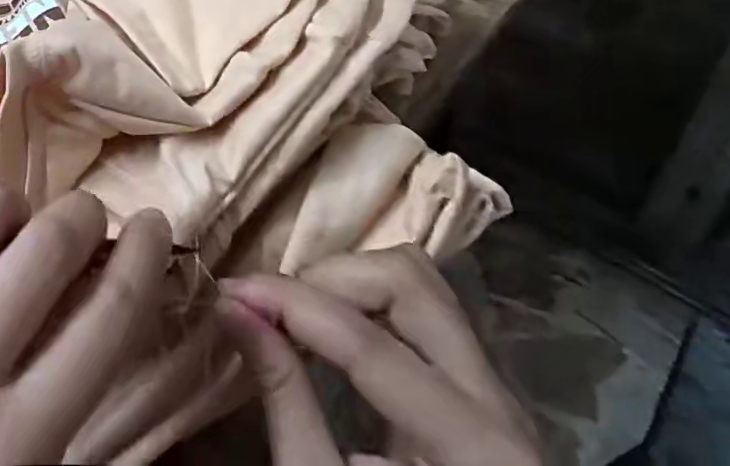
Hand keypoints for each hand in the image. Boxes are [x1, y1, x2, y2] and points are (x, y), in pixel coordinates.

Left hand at [0, 166, 173, 465]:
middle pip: (47, 246)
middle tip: (84, 224)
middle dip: (82, 216)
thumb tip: (108, 283)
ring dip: (14, 203)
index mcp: (16, 443)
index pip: (108, 316)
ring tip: (15, 228)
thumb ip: (79, 389)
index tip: (155, 225)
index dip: (145, 254)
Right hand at [216, 246, 539, 465]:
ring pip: (421, 283)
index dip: (291, 304)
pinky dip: (363, 298)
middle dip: (328, 280)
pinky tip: (324, 324)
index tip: (229, 291)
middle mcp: (500, 407)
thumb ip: (283, 395)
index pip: (370, 343)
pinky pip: (422, 309)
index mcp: (475, 451)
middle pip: (411, 284)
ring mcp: (494, 392)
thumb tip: (231, 308)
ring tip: (295, 310)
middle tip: (270, 305)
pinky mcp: (473, 388)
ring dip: (347, 280)